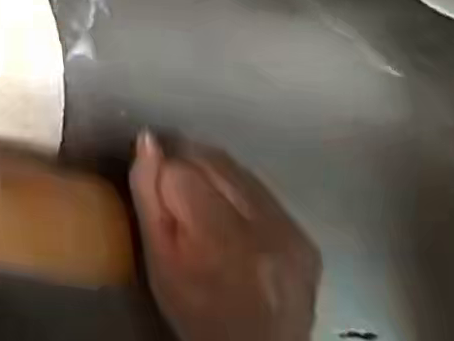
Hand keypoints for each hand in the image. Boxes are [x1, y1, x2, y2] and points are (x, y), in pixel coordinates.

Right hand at [130, 132, 320, 340]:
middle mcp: (268, 229)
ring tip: (200, 209)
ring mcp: (293, 232)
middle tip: (176, 203)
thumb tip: (147, 139)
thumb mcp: (158, 262)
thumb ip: (147, 195)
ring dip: (210, 175)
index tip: (163, 212)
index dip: (163, 184)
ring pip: (235, 168)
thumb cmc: (195, 314)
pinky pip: (258, 188)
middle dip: (186, 171)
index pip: (181, 171)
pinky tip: (228, 217)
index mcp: (227, 241)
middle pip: (210, 161)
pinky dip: (235, 191)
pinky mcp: (306, 236)